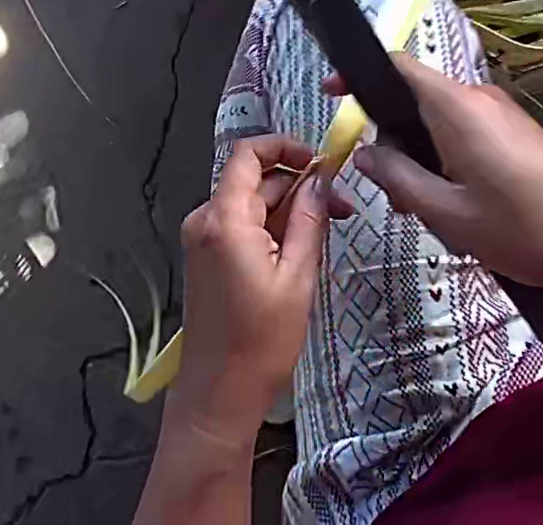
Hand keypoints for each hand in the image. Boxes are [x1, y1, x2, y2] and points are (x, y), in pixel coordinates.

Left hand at [169, 136, 345, 448]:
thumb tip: (322, 180)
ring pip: (252, 202)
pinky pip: (242, 223)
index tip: (319, 161)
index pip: (248, 154)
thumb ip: (309, 219)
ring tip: (326, 231)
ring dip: (288, 209)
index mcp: (223, 218)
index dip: (284, 147)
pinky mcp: (206, 254)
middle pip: (255, 180)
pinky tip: (299, 248)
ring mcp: (202, 236)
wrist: (218, 394)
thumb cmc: (260, 341)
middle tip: (340, 208)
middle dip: (298, 186)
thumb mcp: (297, 276)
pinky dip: (271, 226)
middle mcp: (205, 218)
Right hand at [350, 55, 542, 294]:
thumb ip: (397, 178)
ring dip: (421, 154)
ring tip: (428, 207)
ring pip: (439, 120)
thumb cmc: (527, 228)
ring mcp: (500, 113)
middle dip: (393, 137)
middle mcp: (477, 98)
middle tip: (391, 189)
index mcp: (455, 107)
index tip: (332, 94)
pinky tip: (458, 203)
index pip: (397, 66)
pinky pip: (464, 131)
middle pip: (415, 99)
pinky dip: (446, 157)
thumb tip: (368, 154)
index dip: (359, 75)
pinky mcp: (516, 131)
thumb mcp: (448, 213)